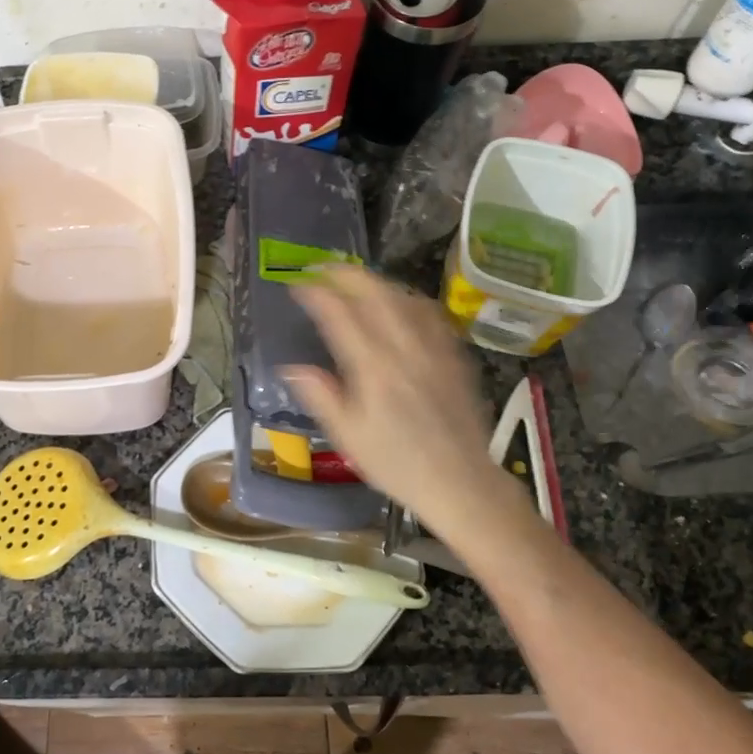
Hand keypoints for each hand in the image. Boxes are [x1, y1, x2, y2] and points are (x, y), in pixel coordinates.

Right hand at [285, 266, 523, 532]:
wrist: (459, 481)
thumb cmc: (397, 464)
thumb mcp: (349, 437)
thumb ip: (322, 397)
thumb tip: (293, 369)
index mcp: (375, 369)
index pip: (341, 315)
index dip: (317, 294)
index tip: (299, 285)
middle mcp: (406, 349)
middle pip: (376, 294)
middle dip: (347, 275)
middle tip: (325, 271)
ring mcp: (435, 349)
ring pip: (405, 298)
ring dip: (378, 283)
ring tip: (358, 284)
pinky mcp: (455, 356)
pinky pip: (431, 314)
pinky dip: (408, 300)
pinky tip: (401, 306)